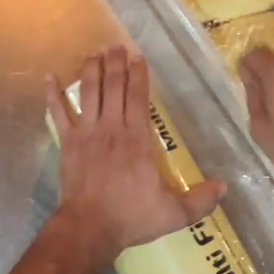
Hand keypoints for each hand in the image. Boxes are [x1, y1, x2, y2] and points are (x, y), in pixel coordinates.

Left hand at [46, 46, 224, 267]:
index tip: (138, 59)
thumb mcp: (174, 213)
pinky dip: (53, 94)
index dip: (139, 75)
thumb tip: (224, 185)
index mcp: (137, 139)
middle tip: (117, 46)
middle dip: (116, 63)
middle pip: (114, 86)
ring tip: (94, 53)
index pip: (139, 97)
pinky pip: (58, 113)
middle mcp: (112, 127)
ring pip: (89, 92)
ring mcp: (87, 132)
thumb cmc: (131, 217)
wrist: (89, 227)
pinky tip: (49, 77)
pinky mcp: (67, 141)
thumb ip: (200, 199)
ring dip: (91, 70)